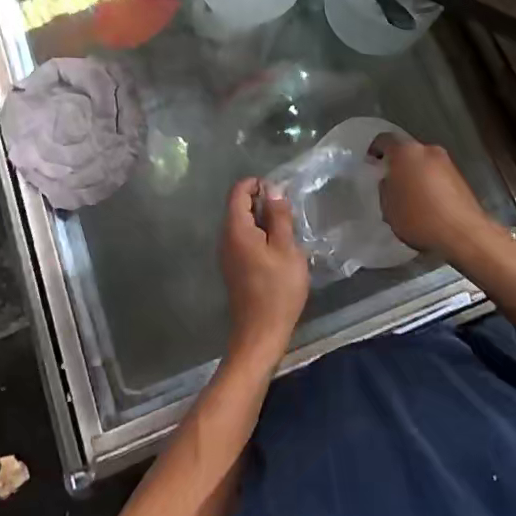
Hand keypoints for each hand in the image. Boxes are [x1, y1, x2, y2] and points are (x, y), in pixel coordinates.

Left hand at [219, 178, 308, 357]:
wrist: (261, 331)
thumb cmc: (278, 288)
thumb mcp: (286, 248)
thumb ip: (279, 216)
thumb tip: (273, 189)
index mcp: (236, 230)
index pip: (238, 192)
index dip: (257, 184)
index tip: (281, 192)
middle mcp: (226, 239)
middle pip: (239, 207)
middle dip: (263, 202)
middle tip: (290, 211)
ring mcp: (228, 254)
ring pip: (243, 224)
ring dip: (264, 220)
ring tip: (289, 229)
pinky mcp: (235, 267)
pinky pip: (245, 239)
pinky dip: (261, 235)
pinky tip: (280, 248)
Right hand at [369, 134, 497, 257]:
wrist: (463, 232)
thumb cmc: (419, 218)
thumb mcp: (389, 208)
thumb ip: (385, 189)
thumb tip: (390, 181)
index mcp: (406, 152)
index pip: (385, 139)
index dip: (375, 149)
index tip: (371, 162)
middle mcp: (428, 150)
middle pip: (408, 150)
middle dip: (398, 163)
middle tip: (390, 182)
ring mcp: (447, 162)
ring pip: (424, 162)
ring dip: (415, 173)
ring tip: (409, 196)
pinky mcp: (460, 176)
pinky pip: (437, 174)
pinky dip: (429, 182)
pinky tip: (427, 202)